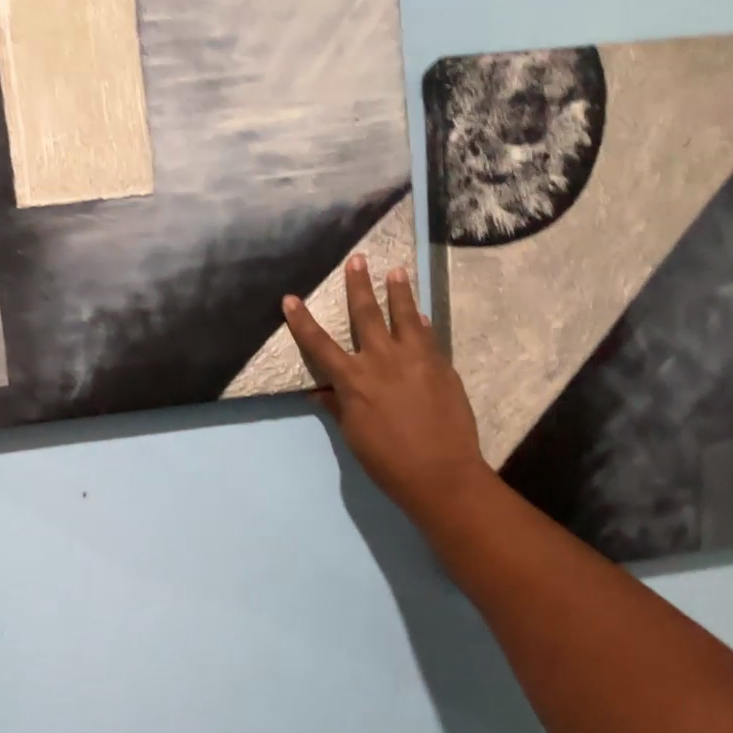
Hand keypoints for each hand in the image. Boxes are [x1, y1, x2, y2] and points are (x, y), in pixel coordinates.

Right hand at [284, 258, 494, 527]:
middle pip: (366, 314)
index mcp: (353, 381)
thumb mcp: (354, 436)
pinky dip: (421, 322)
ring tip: (396, 270)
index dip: (303, 321)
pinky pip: (428, 335)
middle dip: (358, 286)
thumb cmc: (388, 462)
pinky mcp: (442, 365)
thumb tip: (321, 391)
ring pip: (405, 315)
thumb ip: (339, 407)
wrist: (440, 473)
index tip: (290, 299)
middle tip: (357, 260)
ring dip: (398, 291)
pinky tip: (420, 313)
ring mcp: (416, 358)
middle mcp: (382, 360)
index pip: (320, 345)